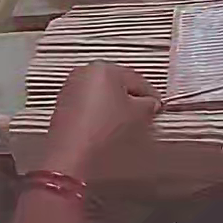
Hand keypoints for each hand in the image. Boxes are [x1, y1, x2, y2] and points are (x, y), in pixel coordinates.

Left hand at [40, 62, 159, 178]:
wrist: (72, 154)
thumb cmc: (106, 129)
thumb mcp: (138, 114)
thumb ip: (149, 104)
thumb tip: (150, 103)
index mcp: (104, 68)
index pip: (136, 79)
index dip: (151, 94)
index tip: (159, 106)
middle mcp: (85, 72)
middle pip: (117, 84)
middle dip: (132, 98)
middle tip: (145, 114)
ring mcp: (71, 88)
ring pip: (102, 94)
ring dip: (115, 105)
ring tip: (127, 123)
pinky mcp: (63, 105)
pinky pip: (89, 104)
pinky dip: (100, 112)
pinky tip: (107, 127)